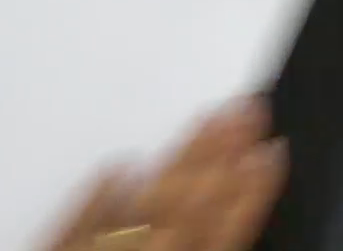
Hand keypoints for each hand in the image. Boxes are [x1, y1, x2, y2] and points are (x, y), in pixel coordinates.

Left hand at [44, 98, 286, 250]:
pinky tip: (120, 162)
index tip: (273, 150)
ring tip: (209, 113)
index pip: (223, 238)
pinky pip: (70, 230)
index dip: (253, 193)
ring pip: (141, 208)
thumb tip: (235, 206)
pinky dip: (95, 197)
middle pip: (185, 208)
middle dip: (222, 154)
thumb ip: (214, 246)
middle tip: (250, 106)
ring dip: (179, 159)